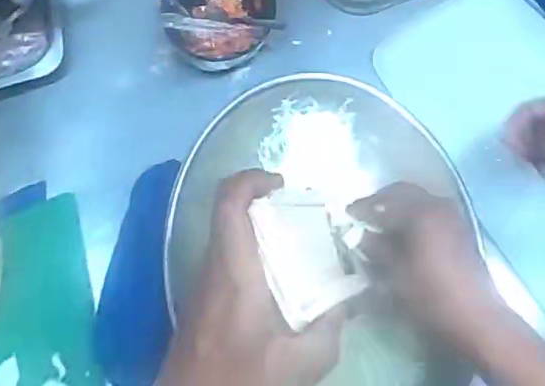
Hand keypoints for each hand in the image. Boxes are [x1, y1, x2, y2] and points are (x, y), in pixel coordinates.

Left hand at [159, 170, 343, 385]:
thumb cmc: (236, 375)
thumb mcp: (292, 366)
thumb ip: (325, 335)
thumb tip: (344, 306)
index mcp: (233, 264)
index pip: (229, 199)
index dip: (251, 178)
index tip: (280, 183)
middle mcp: (213, 261)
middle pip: (227, 209)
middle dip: (259, 199)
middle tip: (293, 210)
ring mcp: (203, 277)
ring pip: (224, 230)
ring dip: (252, 224)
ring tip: (289, 241)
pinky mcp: (201, 295)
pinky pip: (223, 253)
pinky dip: (246, 249)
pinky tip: (271, 278)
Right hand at [347, 183, 503, 350]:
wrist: (481, 321)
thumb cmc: (434, 297)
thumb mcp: (396, 276)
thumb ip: (376, 249)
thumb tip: (359, 234)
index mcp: (420, 212)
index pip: (383, 202)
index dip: (363, 208)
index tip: (347, 213)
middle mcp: (437, 205)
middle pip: (402, 192)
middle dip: (381, 200)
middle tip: (365, 212)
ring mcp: (452, 216)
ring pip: (418, 199)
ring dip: (399, 206)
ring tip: (383, 222)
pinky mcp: (461, 229)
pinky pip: (431, 210)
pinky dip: (414, 214)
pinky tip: (406, 231)